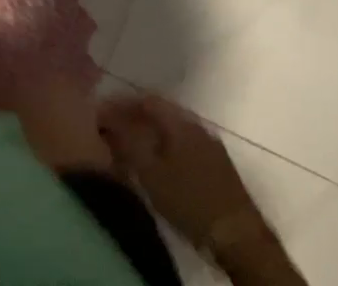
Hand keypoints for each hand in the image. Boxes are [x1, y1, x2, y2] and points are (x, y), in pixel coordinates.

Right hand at [98, 92, 250, 241]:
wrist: (238, 237)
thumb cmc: (189, 201)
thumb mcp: (149, 173)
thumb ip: (126, 142)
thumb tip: (107, 120)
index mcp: (181, 123)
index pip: (146, 99)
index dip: (120, 103)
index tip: (99, 114)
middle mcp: (198, 127)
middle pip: (160, 113)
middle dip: (133, 119)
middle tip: (110, 132)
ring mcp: (211, 147)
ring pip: (172, 131)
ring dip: (149, 135)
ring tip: (127, 150)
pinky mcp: (218, 167)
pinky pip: (184, 146)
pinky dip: (164, 149)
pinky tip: (155, 166)